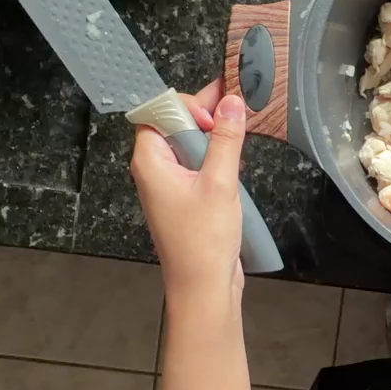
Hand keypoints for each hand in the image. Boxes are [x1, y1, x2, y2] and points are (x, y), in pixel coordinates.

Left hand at [130, 81, 247, 307]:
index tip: (217, 114)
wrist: (203, 286)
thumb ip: (227, 140)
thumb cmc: (203, 241)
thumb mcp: (220, 183)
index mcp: (150, 160)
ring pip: (188, 145)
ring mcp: (170, 184)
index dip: (188, 105)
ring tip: (241, 126)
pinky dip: (215, 156)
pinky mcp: (186, 198)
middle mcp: (155, 169)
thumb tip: (234, 103)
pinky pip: (197, 165)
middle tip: (237, 104)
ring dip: (213, 135)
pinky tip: (235, 157)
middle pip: (174, 125)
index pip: (160, 112)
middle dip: (205, 113)